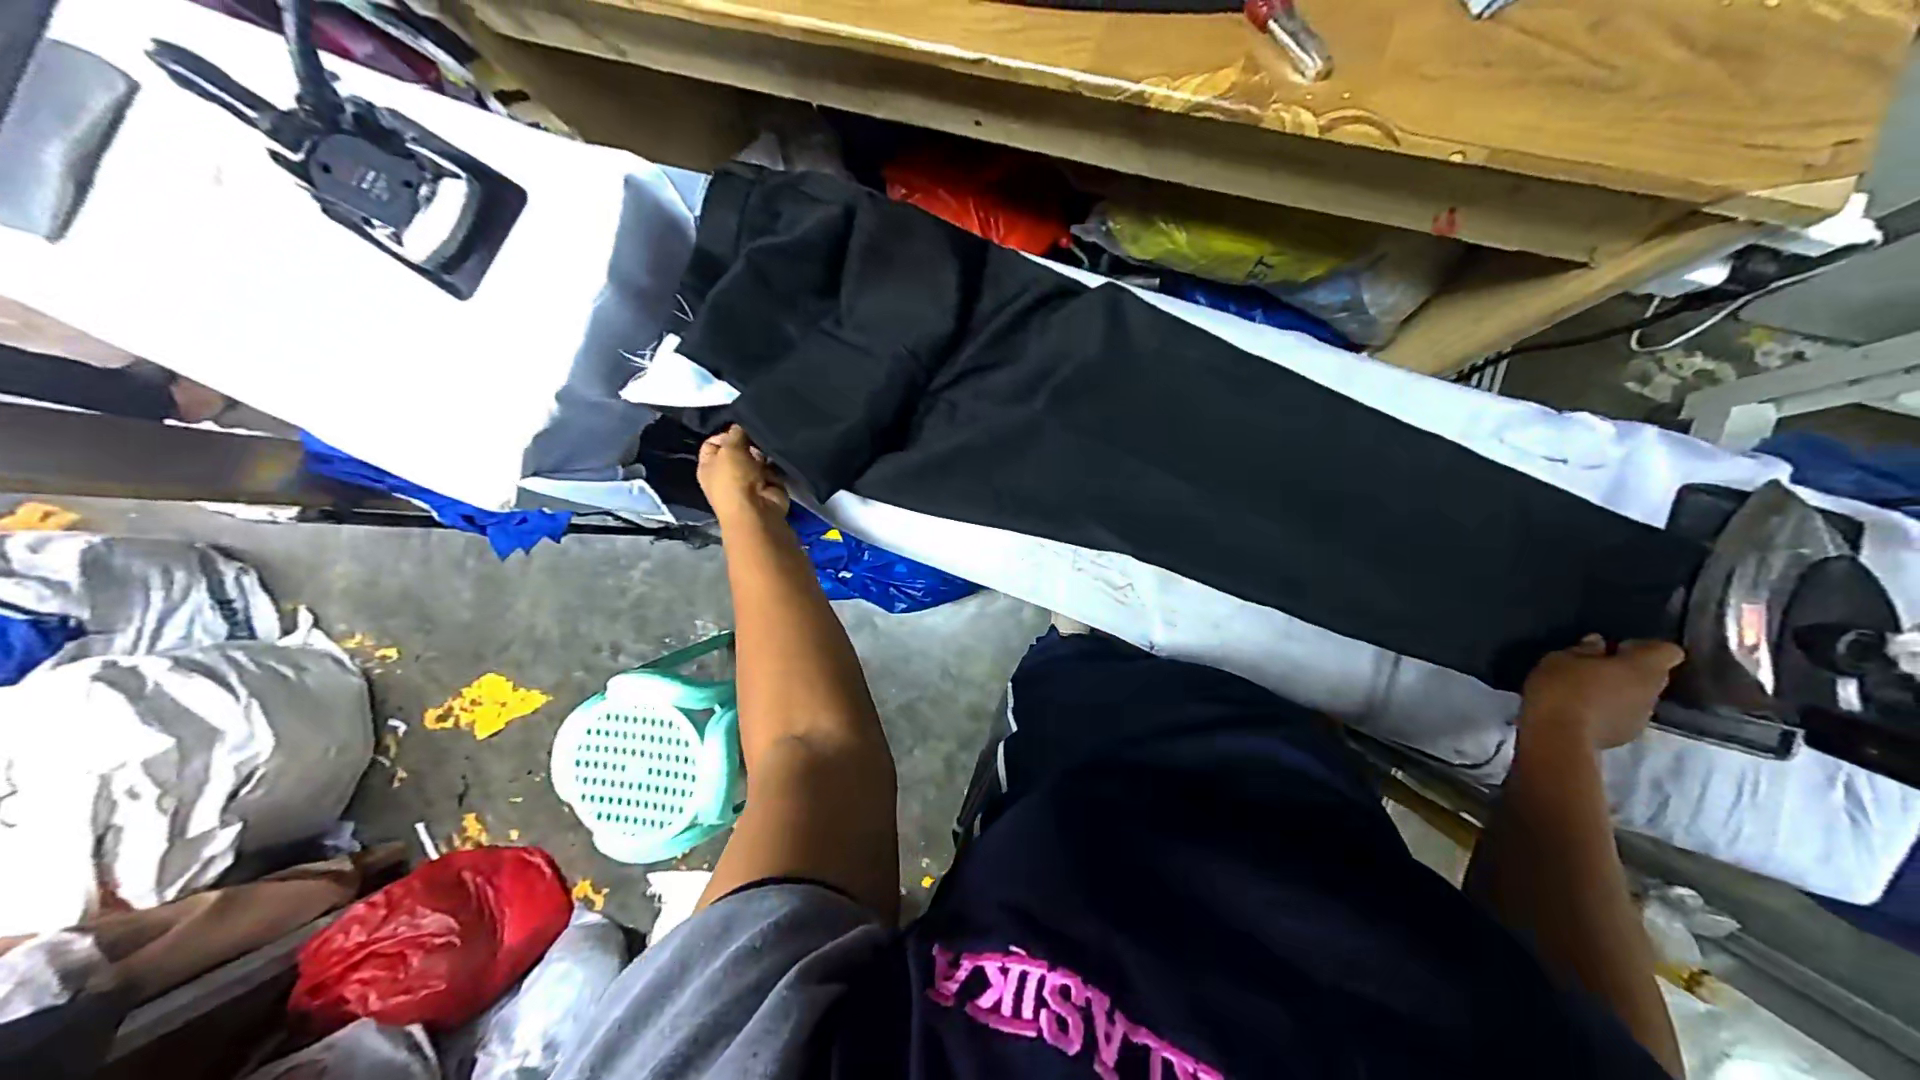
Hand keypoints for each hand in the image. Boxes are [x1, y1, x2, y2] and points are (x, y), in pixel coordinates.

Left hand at [698, 425, 789, 521]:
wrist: (758, 509)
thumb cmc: (734, 479)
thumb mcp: (729, 449)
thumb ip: (736, 433)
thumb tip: (742, 427)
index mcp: (709, 466)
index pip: (713, 443)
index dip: (725, 434)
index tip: (738, 429)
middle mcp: (727, 472)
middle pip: (738, 448)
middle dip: (747, 441)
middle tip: (756, 437)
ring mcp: (749, 479)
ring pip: (757, 455)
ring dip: (763, 451)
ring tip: (768, 446)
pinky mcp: (769, 482)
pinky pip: (773, 465)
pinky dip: (776, 461)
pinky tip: (778, 454)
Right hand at [1519, 635, 1684, 750]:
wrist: (1559, 737)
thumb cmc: (1562, 688)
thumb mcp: (1561, 659)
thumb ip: (1584, 650)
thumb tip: (1598, 643)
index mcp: (1642, 668)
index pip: (1667, 651)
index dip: (1644, 647)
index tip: (1616, 648)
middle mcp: (1652, 692)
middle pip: (1651, 675)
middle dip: (1627, 670)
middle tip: (1592, 669)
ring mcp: (1643, 717)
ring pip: (1637, 696)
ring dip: (1617, 691)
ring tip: (1583, 692)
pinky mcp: (1627, 735)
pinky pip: (1623, 714)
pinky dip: (1608, 710)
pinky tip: (1581, 711)